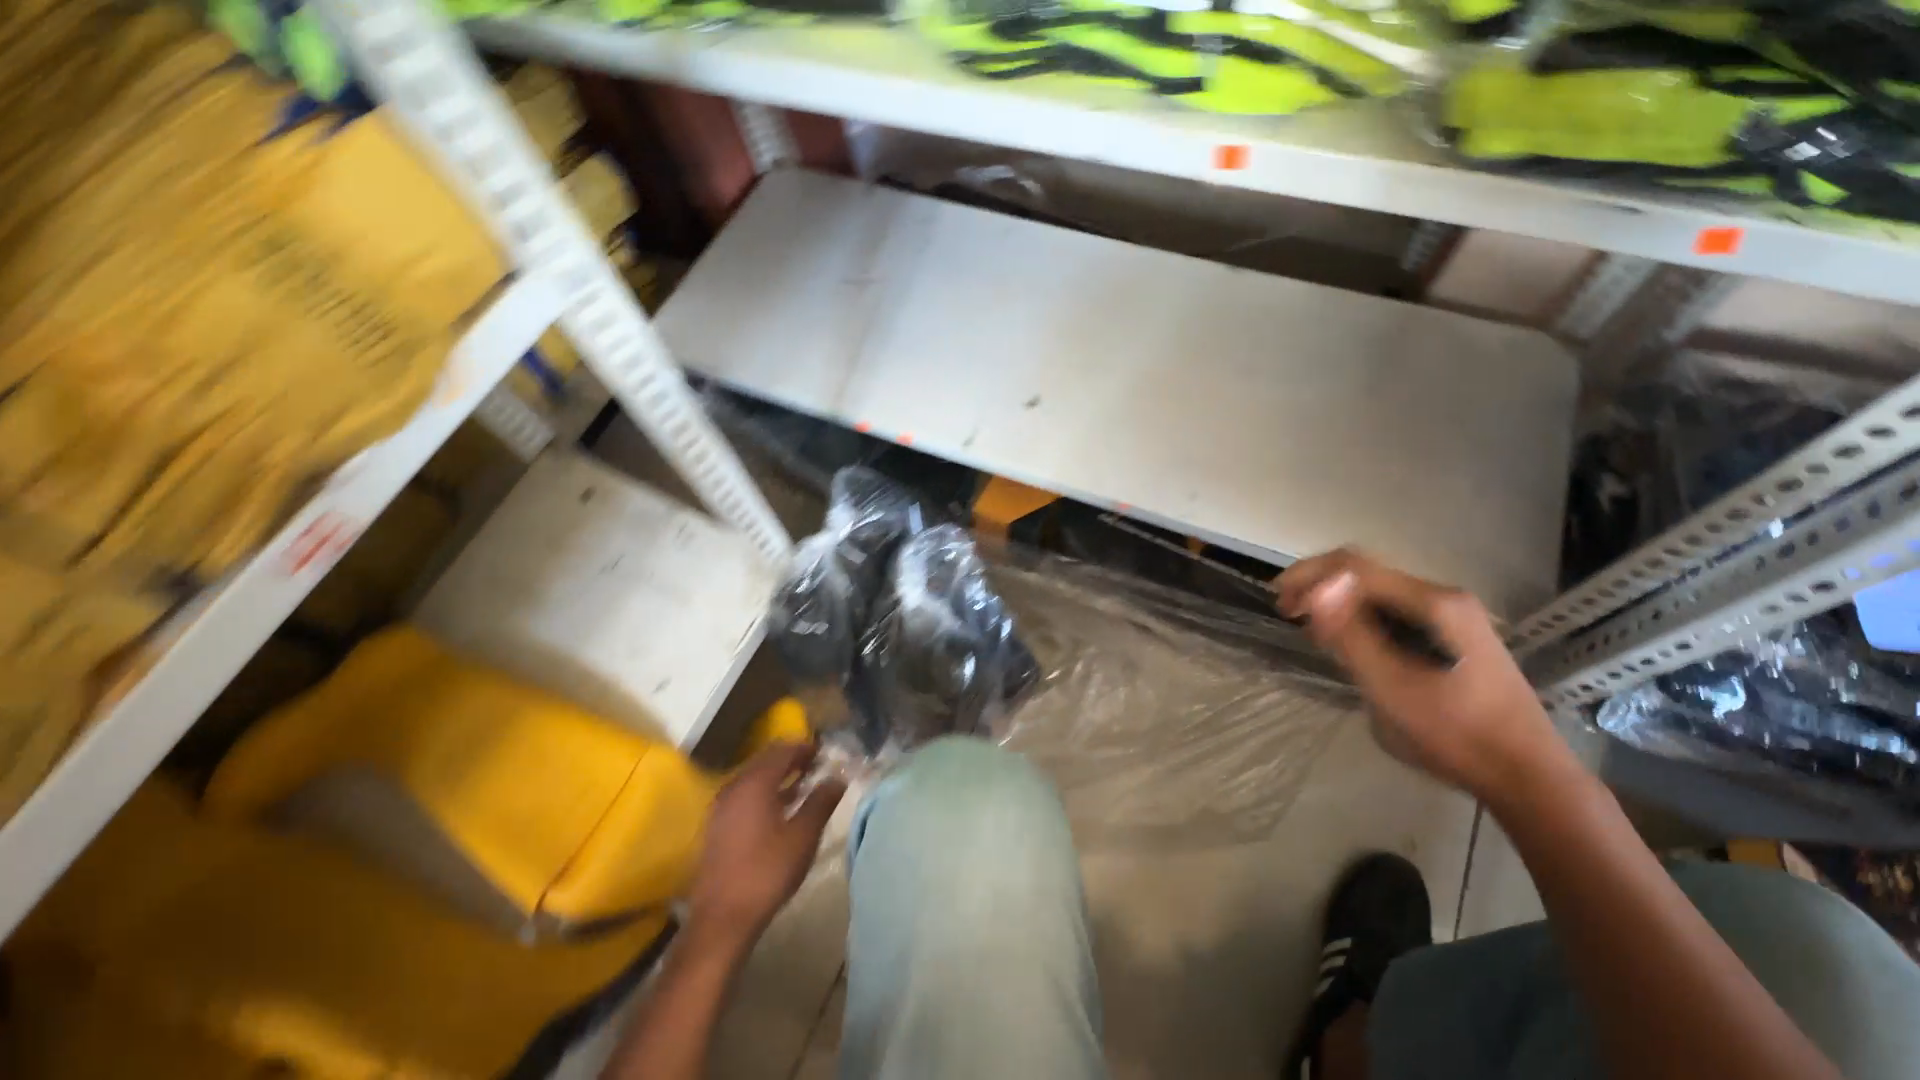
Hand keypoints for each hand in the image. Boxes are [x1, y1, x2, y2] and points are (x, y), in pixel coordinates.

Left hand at [688, 741, 845, 945]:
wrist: (723, 915)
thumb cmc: (768, 871)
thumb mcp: (803, 836)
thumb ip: (821, 802)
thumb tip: (836, 779)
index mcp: (754, 784)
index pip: (781, 750)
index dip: (804, 747)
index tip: (824, 752)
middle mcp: (733, 787)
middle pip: (764, 762)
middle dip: (791, 760)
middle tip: (816, 766)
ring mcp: (721, 807)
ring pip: (753, 780)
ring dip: (777, 778)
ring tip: (803, 787)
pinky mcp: (717, 826)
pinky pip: (744, 797)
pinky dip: (763, 794)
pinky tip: (779, 811)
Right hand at [1276, 549, 1574, 802]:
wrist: (1528, 775)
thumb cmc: (1457, 735)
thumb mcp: (1393, 689)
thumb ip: (1353, 637)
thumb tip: (1318, 587)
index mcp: (1434, 603)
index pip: (1355, 566)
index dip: (1310, 576)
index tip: (1280, 606)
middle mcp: (1445, 598)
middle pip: (1368, 574)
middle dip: (1321, 587)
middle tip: (1287, 615)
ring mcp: (1453, 617)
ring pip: (1381, 594)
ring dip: (1340, 604)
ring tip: (1312, 632)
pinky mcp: (1454, 637)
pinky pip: (1397, 614)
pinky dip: (1362, 620)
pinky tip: (1350, 646)